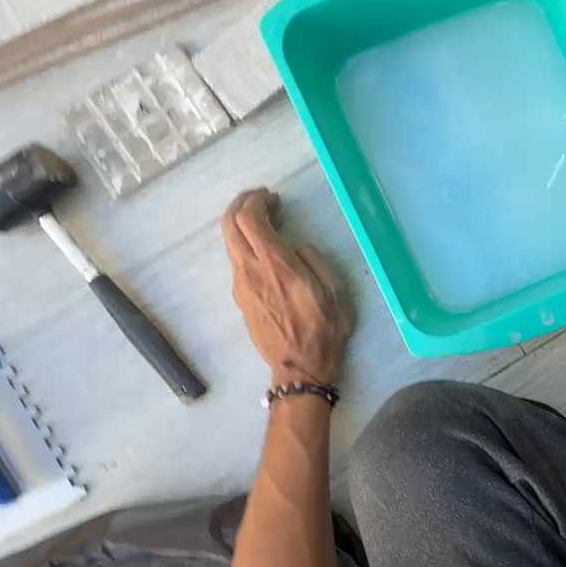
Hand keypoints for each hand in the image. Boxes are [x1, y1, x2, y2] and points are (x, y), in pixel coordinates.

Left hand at [221, 189, 352, 384]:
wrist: (299, 368)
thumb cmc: (324, 331)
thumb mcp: (336, 293)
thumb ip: (317, 263)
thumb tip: (300, 250)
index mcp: (276, 265)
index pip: (250, 219)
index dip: (257, 200)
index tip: (273, 198)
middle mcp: (250, 271)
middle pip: (229, 224)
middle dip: (241, 204)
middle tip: (262, 201)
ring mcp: (241, 285)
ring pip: (230, 242)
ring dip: (243, 226)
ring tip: (267, 225)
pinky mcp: (241, 298)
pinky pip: (237, 261)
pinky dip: (246, 245)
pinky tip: (266, 252)